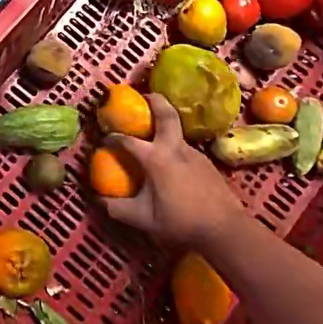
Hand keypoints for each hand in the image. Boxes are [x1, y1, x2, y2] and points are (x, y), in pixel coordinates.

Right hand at [102, 93, 249, 247]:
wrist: (224, 228)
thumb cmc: (180, 221)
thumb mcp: (142, 219)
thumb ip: (117, 209)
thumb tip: (98, 200)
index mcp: (156, 159)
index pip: (128, 140)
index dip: (112, 137)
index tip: (104, 139)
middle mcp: (175, 149)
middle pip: (166, 114)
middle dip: (155, 101)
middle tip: (145, 95)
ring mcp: (194, 153)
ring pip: (177, 132)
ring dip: (165, 125)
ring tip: (154, 132)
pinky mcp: (206, 162)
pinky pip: (185, 148)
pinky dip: (174, 147)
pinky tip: (172, 164)